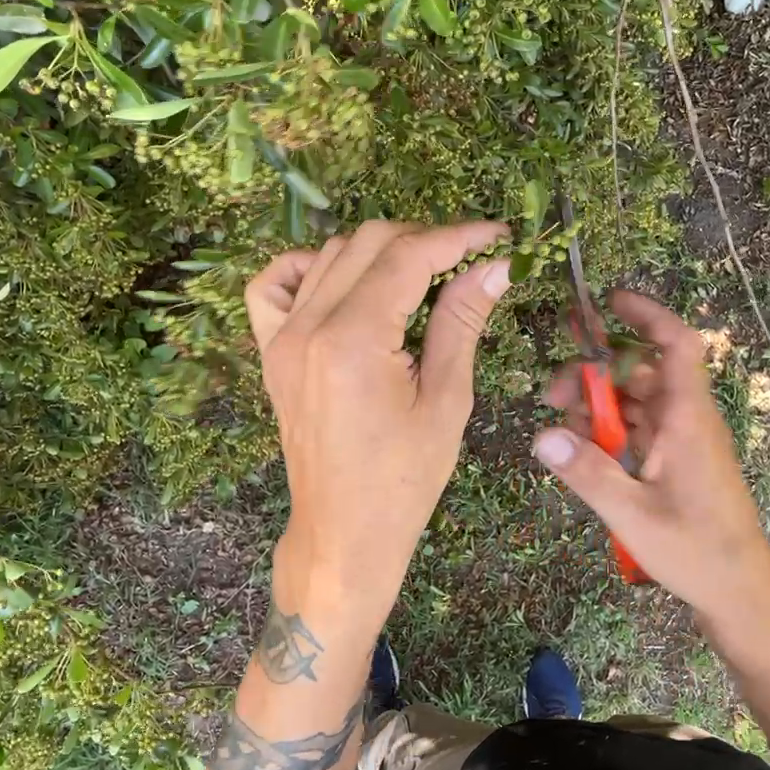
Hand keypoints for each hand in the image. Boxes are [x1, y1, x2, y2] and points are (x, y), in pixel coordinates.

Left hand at [246, 220, 511, 608]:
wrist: (343, 532)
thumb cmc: (404, 480)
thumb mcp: (447, 400)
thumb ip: (463, 321)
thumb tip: (498, 265)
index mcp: (353, 340)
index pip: (409, 256)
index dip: (459, 237)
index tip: (499, 236)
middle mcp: (308, 326)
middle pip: (369, 242)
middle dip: (426, 239)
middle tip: (469, 261)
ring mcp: (281, 337)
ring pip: (330, 254)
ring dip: (381, 252)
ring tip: (424, 276)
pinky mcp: (271, 351)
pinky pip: (274, 285)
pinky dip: (310, 267)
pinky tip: (346, 282)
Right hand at [533, 291, 769, 622]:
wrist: (740, 595)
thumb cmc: (695, 552)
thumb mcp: (633, 514)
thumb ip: (587, 472)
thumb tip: (541, 436)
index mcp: (688, 419)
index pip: (677, 344)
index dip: (646, 314)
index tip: (607, 301)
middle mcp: (688, 420)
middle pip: (643, 370)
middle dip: (596, 371)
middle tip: (552, 392)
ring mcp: (684, 441)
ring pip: (638, 400)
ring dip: (599, 403)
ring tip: (560, 425)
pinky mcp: (678, 461)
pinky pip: (642, 428)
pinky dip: (612, 429)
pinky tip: (584, 448)